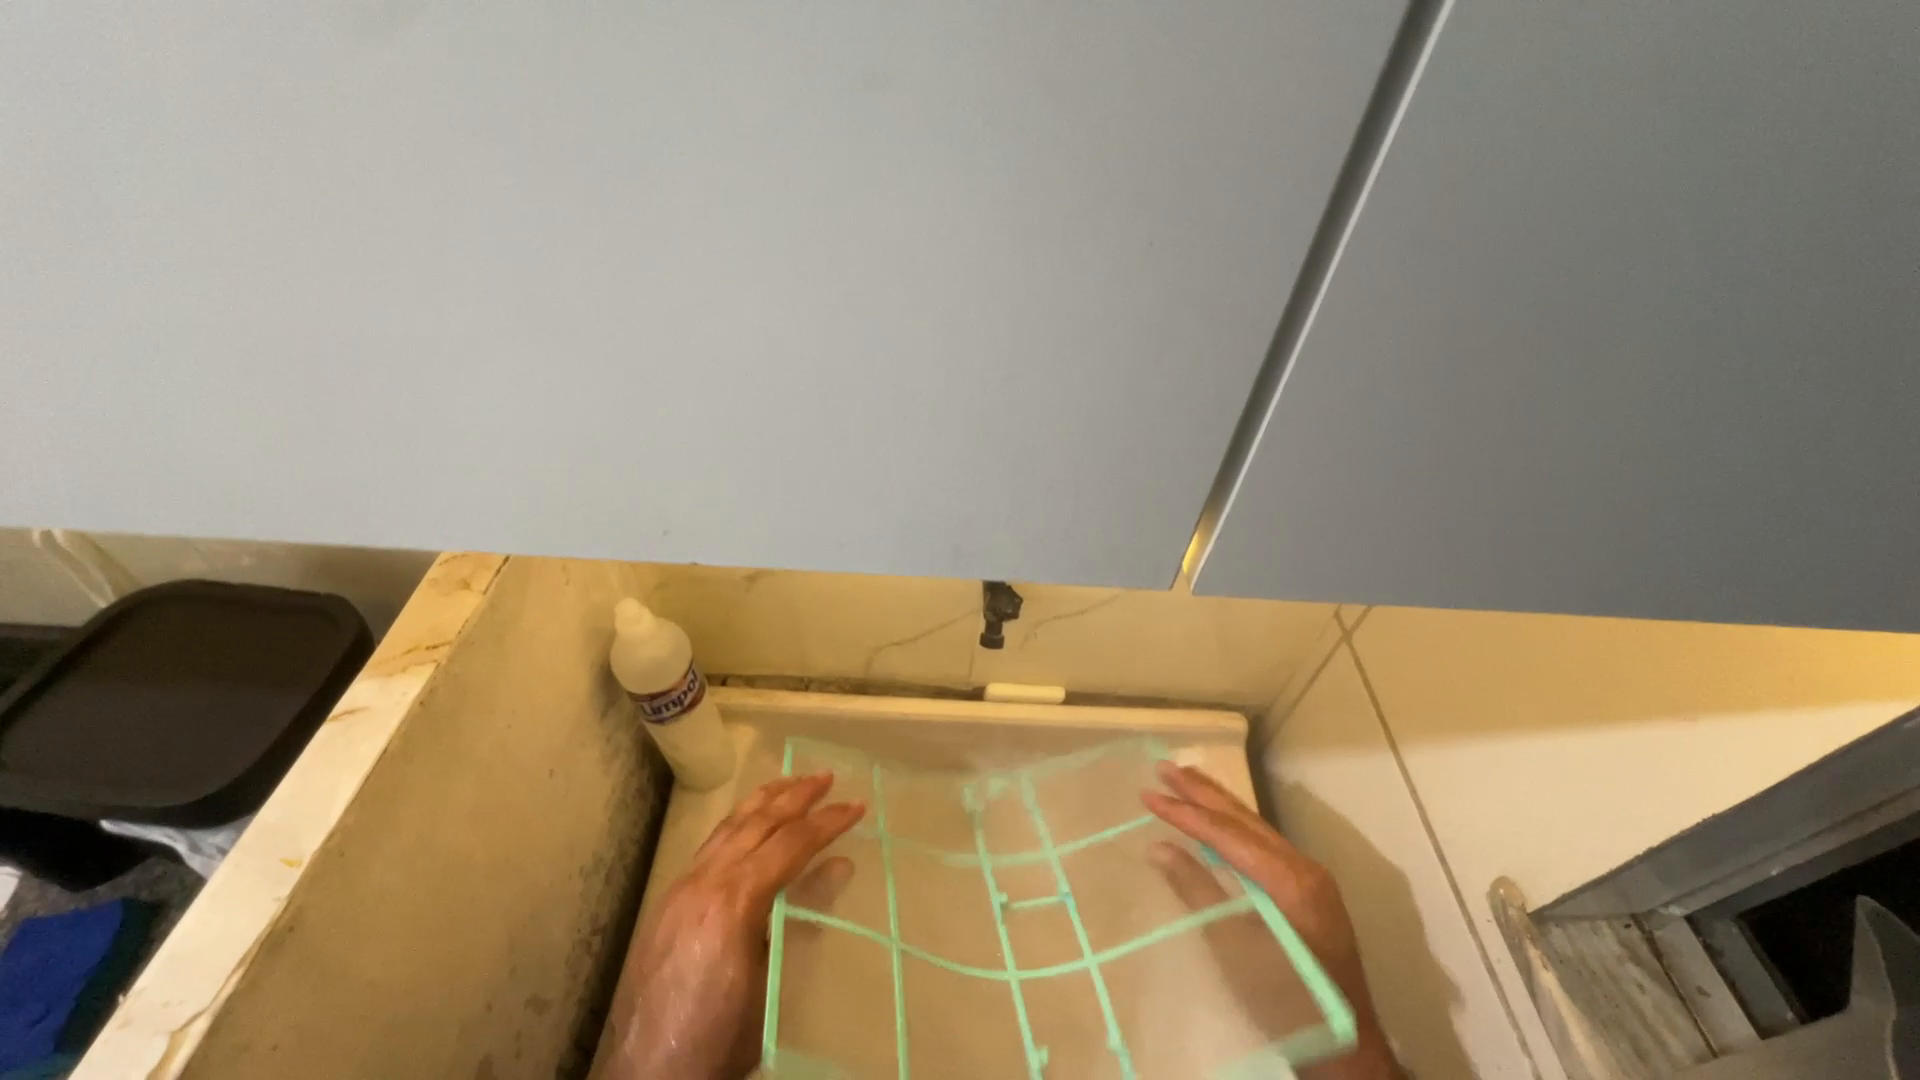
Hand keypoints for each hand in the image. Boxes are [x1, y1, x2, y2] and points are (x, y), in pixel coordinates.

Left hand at [601, 774, 865, 1079]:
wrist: (651, 1074)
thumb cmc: (722, 1034)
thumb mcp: (774, 980)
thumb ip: (804, 916)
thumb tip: (838, 867)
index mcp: (734, 901)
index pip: (789, 843)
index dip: (827, 822)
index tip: (857, 806)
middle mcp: (704, 882)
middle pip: (756, 823)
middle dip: (794, 795)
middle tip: (826, 776)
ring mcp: (681, 889)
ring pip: (727, 827)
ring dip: (763, 801)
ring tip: (789, 783)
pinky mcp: (669, 902)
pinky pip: (710, 846)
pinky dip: (737, 823)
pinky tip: (748, 824)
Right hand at [1142, 762, 1398, 1079]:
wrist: (1345, 1051)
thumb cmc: (1285, 1003)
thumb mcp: (1233, 950)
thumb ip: (1198, 892)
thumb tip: (1160, 846)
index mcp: (1289, 879)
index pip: (1226, 833)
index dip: (1184, 813)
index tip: (1146, 794)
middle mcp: (1304, 867)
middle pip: (1244, 819)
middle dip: (1202, 792)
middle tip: (1164, 766)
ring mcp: (1311, 879)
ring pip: (1256, 827)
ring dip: (1218, 803)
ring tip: (1186, 779)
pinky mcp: (1309, 892)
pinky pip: (1265, 844)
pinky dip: (1235, 827)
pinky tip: (1218, 822)